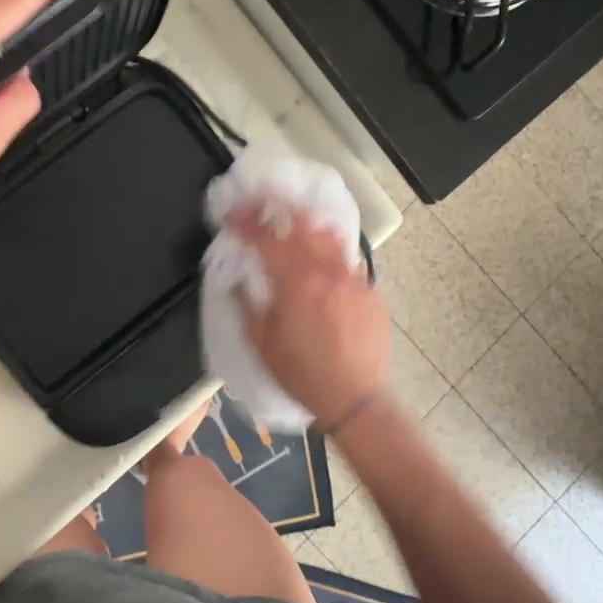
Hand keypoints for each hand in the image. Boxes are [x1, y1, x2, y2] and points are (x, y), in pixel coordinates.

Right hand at [229, 206, 390, 426]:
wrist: (355, 399)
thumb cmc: (302, 373)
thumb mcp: (261, 341)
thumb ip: (247, 303)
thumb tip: (238, 279)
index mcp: (296, 282)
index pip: (266, 238)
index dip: (246, 220)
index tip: (232, 212)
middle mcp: (327, 272)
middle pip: (303, 223)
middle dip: (279, 208)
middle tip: (263, 203)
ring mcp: (353, 279)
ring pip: (330, 236)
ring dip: (307, 225)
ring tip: (294, 223)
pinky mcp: (370, 292)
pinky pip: (347, 261)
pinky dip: (329, 253)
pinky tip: (321, 261)